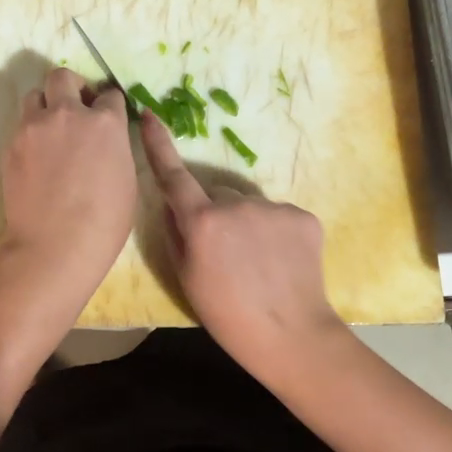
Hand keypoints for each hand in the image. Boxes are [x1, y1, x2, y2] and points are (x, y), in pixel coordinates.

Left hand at [0, 68, 137, 297]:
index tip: (107, 113)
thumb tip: (107, 142)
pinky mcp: (11, 145)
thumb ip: (116, 148)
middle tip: (75, 108)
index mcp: (105, 122)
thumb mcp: (127, 179)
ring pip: (34, 96)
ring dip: (45, 106)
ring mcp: (34, 127)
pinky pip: (20, 127)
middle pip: (62, 77)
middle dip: (71, 86)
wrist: (55, 246)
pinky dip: (30, 134)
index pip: (109, 94)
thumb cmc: (105, 222)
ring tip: (51, 132)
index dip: (109, 103)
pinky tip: (37, 159)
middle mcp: (67, 114)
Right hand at [139, 112, 341, 371]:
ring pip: (249, 206)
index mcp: (202, 220)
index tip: (148, 114)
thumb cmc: (227, 315)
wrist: (290, 336)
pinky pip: (279, 216)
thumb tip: (172, 203)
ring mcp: (273, 207)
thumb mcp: (185, 277)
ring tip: (256, 264)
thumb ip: (175, 232)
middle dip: (215, 214)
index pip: (173, 174)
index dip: (157, 144)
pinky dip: (276, 233)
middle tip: (224, 256)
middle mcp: (236, 203)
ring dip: (247, 224)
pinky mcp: (303, 216)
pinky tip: (281, 262)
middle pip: (217, 196)